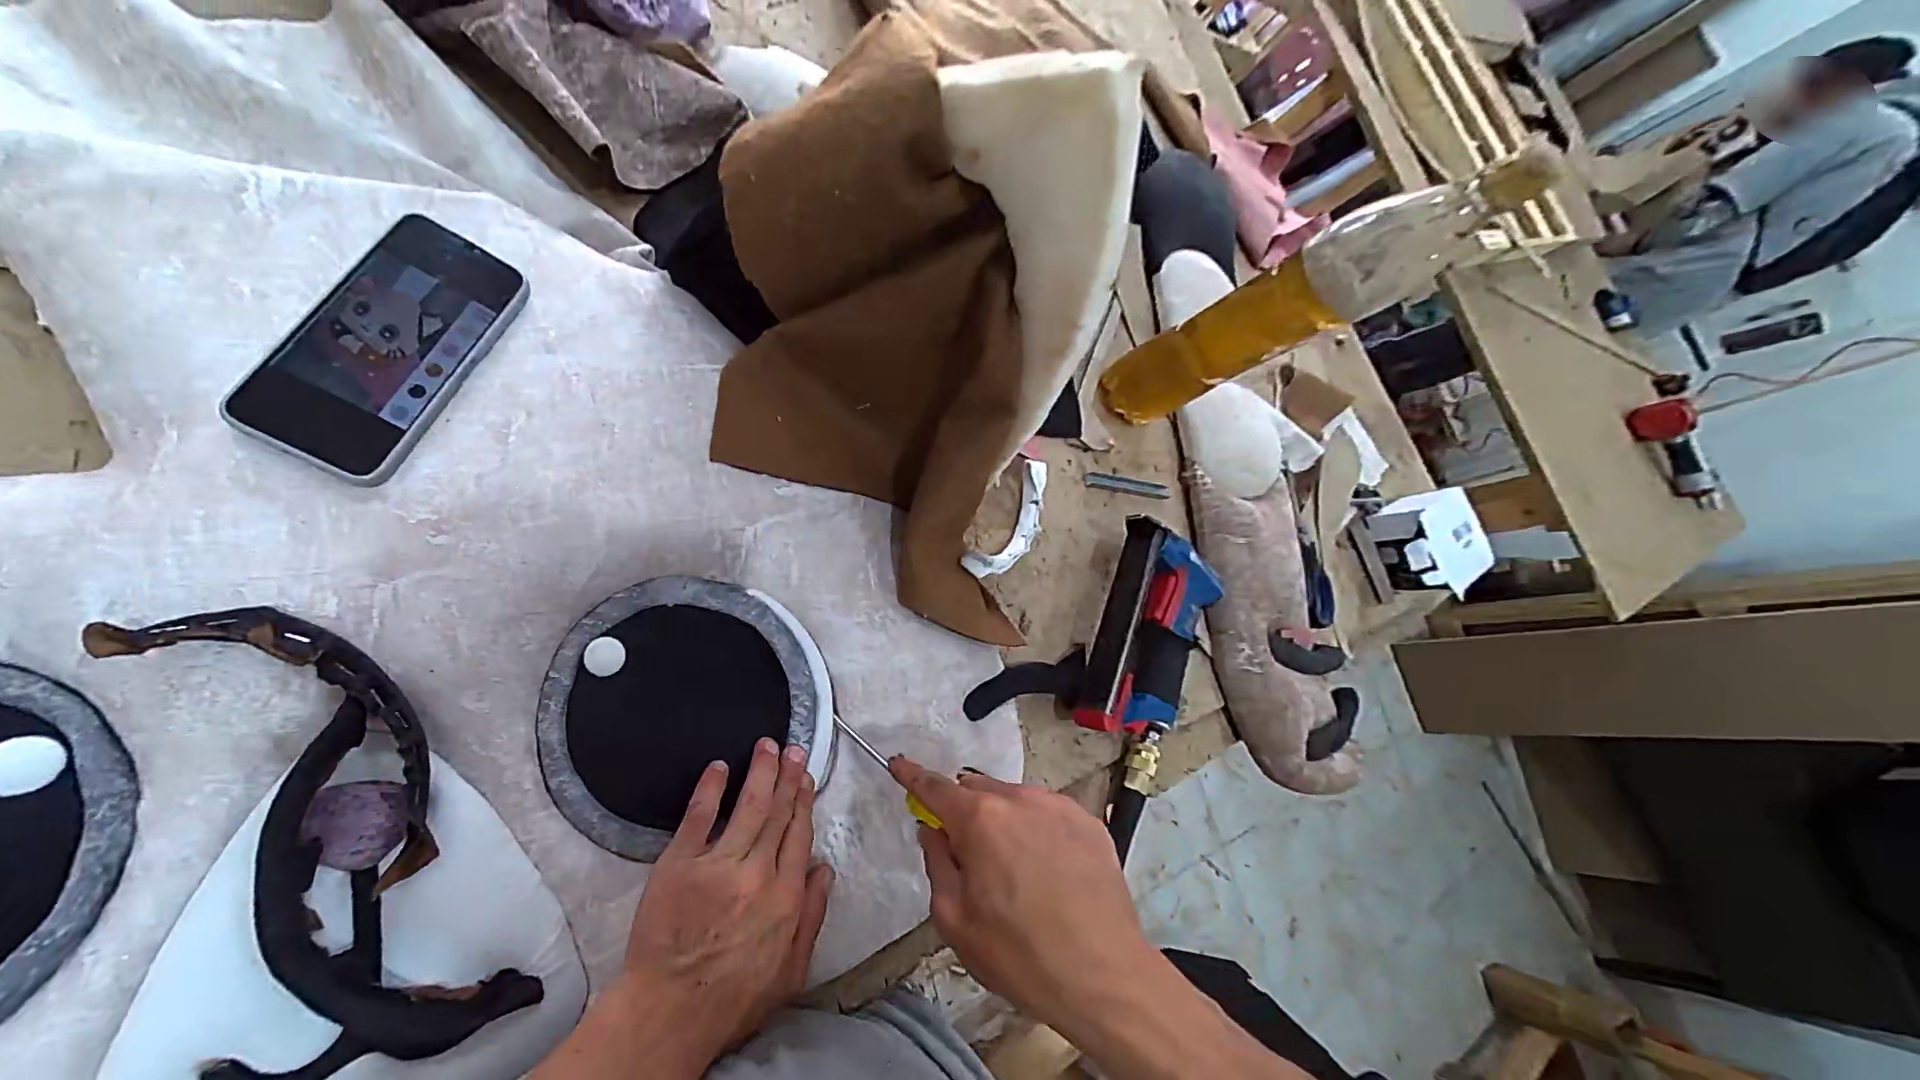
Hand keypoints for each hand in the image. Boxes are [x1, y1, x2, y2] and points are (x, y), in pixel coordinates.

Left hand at [534, 738, 832, 1079]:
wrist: (668, 1013)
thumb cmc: (733, 998)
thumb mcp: (792, 970)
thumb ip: (812, 916)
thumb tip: (825, 869)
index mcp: (785, 895)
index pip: (798, 834)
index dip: (803, 801)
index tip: (807, 778)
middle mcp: (757, 872)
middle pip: (777, 813)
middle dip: (788, 777)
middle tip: (793, 749)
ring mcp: (718, 865)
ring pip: (748, 807)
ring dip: (760, 772)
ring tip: (767, 746)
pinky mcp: (679, 865)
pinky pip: (698, 818)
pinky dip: (710, 790)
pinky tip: (719, 768)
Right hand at [892, 759, 1306, 1079]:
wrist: (1104, 974)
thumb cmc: (1019, 953)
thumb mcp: (955, 919)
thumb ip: (937, 862)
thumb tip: (933, 829)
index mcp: (980, 819)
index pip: (935, 787)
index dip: (912, 776)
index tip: (899, 765)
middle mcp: (1020, 798)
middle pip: (977, 789)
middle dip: (965, 811)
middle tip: (969, 856)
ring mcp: (1059, 805)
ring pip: (1015, 799)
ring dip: (1003, 820)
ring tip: (1015, 871)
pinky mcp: (1089, 821)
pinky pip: (1048, 812)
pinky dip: (1036, 829)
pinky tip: (1048, 871)